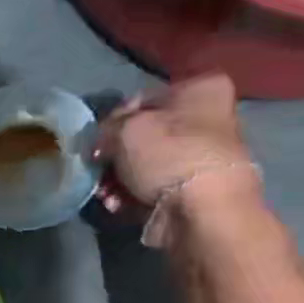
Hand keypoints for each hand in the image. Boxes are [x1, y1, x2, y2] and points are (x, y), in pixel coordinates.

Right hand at [94, 75, 259, 244]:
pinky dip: (129, 199)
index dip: (115, 120)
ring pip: (144, 167)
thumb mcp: (126, 129)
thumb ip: (107, 131)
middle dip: (114, 157)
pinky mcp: (188, 195)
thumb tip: (101, 145)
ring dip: (117, 181)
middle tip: (97, 170)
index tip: (98, 140)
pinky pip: (149, 191)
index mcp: (201, 90)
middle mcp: (206, 121)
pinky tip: (116, 206)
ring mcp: (197, 161)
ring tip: (104, 194)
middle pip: (144, 137)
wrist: (201, 211)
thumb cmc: (169, 154)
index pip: (145, 99)